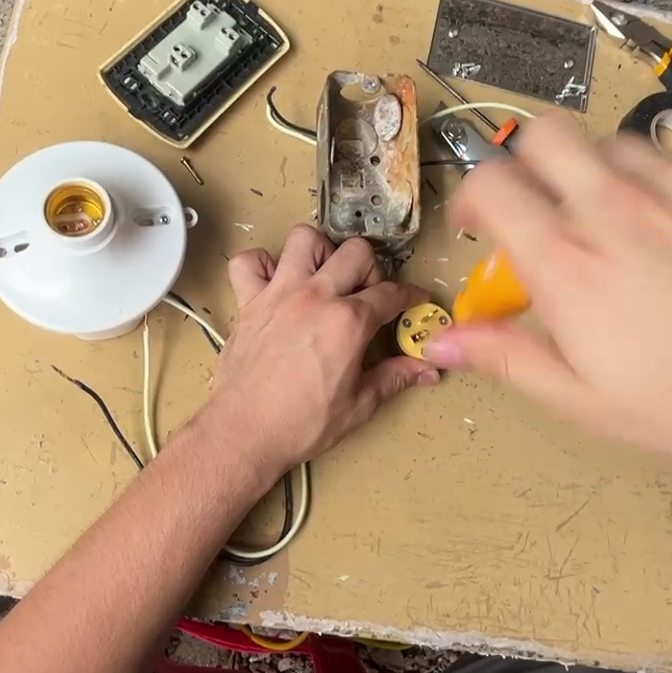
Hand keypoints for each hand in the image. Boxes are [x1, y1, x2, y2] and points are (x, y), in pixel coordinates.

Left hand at [188, 226, 438, 487]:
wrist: (245, 433)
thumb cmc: (301, 424)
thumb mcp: (359, 405)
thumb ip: (395, 378)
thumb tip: (426, 371)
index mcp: (348, 322)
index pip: (391, 293)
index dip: (411, 296)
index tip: (414, 302)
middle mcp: (315, 297)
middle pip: (356, 252)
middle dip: (371, 269)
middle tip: (368, 295)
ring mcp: (278, 294)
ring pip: (304, 240)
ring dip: (320, 253)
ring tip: (324, 278)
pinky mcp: (249, 302)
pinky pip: (249, 262)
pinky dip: (262, 265)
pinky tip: (275, 283)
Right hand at [422, 112, 671, 512]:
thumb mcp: (586, 400)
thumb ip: (506, 357)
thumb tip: (443, 342)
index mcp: (568, 260)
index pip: (489, 186)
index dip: (470, 196)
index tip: (479, 220)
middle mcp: (618, 205)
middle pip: (545, 135)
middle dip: (528, 159)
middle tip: (543, 203)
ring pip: (616, 146)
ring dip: (601, 175)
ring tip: (625, 227)